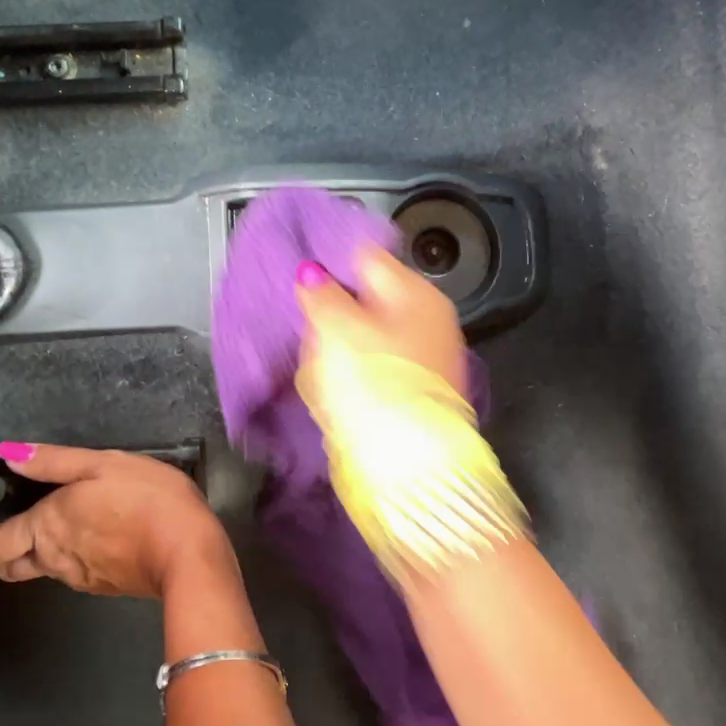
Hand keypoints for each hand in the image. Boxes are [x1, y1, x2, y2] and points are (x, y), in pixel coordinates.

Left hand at [0, 443, 232, 598]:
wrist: (186, 553)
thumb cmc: (145, 499)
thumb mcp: (103, 464)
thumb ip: (55, 461)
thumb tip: (9, 455)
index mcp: (46, 526)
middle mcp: (53, 558)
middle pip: (10, 567)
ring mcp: (79, 577)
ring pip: (42, 571)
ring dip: (34, 557)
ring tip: (47, 535)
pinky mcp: (104, 586)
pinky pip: (73, 573)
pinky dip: (68, 560)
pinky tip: (90, 542)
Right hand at [294, 244, 469, 405]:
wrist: (411, 467)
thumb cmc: (375, 386)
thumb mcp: (339, 330)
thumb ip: (322, 295)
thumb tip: (311, 272)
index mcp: (416, 294)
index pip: (365, 257)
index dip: (329, 263)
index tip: (298, 276)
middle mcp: (427, 320)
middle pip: (365, 299)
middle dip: (332, 313)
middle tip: (308, 329)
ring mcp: (422, 359)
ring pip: (364, 337)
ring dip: (337, 350)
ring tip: (319, 370)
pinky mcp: (411, 393)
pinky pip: (371, 371)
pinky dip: (351, 378)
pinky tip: (336, 394)